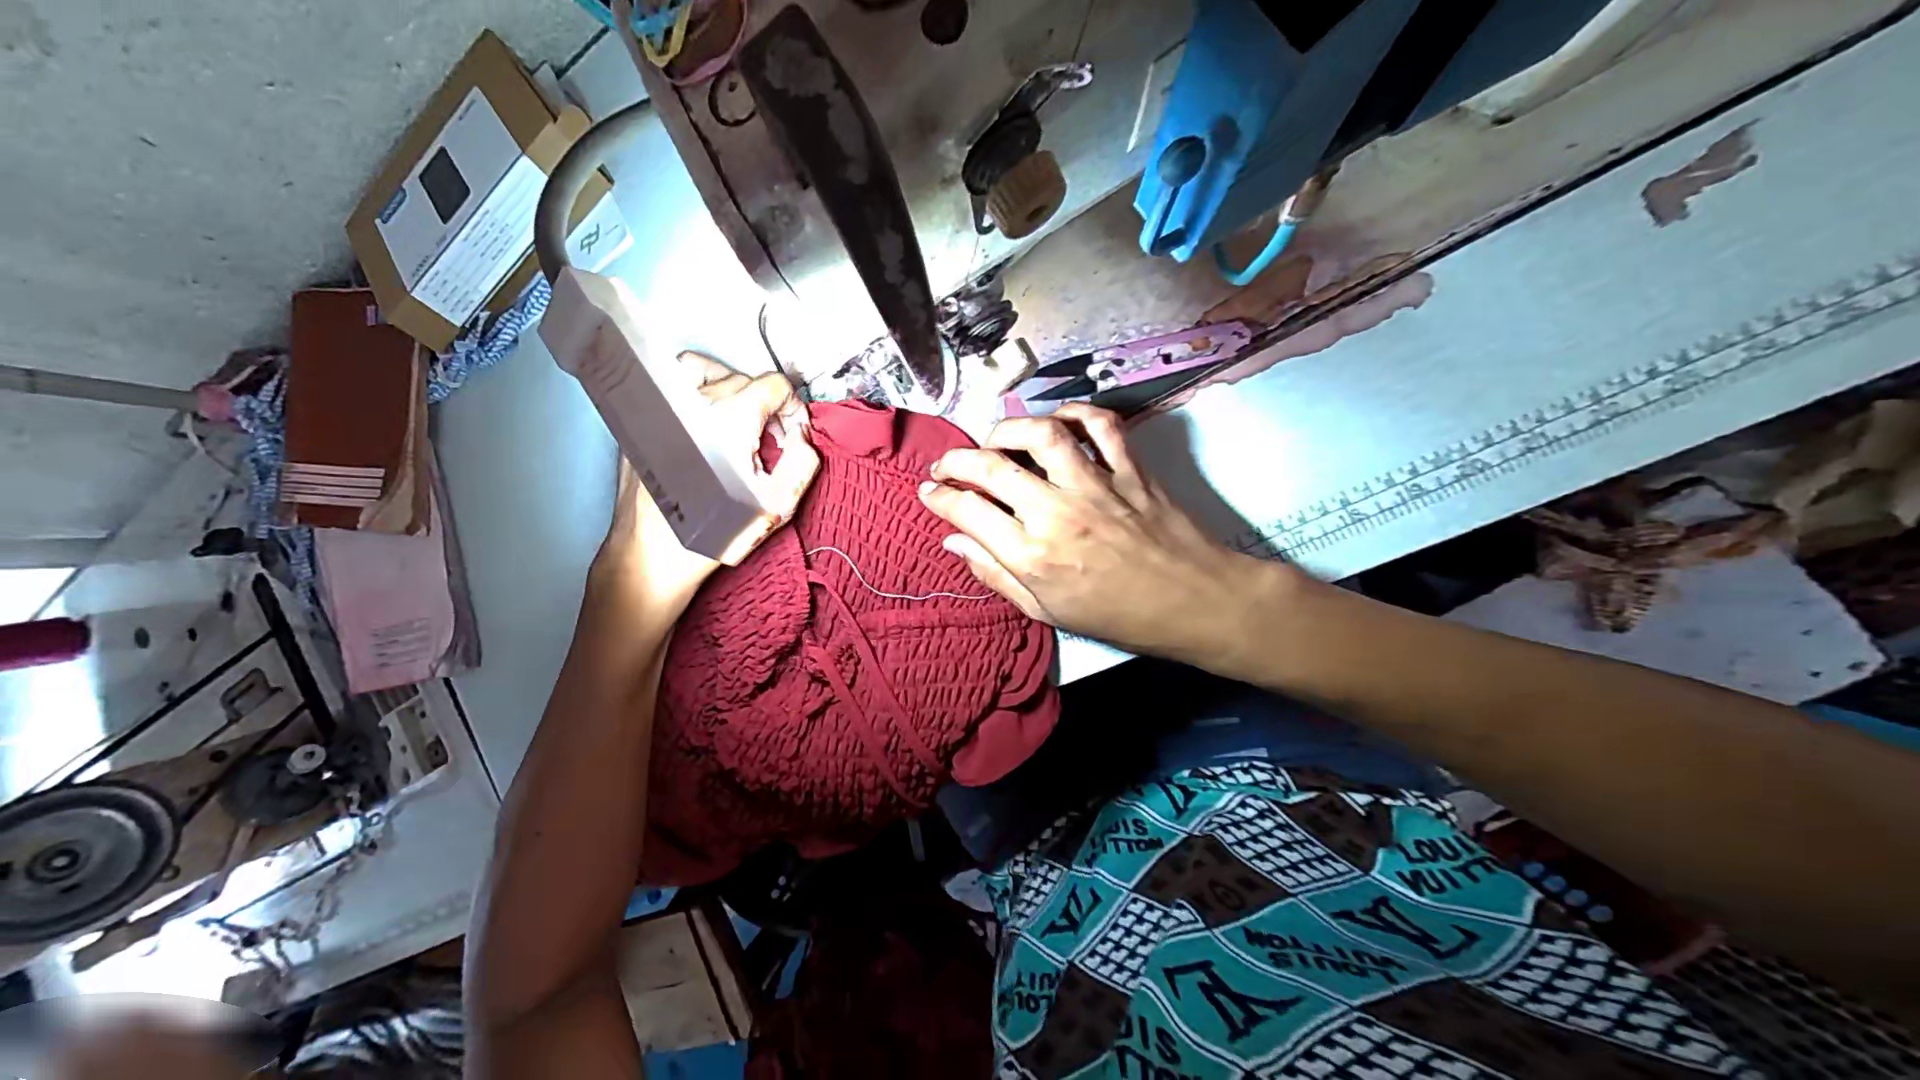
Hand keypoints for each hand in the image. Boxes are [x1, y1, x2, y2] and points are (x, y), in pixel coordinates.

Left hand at [589, 353, 817, 618]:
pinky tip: (705, 422)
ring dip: (732, 388)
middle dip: (767, 407)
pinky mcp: (643, 418)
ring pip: (707, 371)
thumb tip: (802, 436)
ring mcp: (663, 407)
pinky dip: (696, 392)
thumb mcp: (776, 505)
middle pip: (745, 380)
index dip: (793, 408)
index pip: (775, 385)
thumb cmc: (712, 533)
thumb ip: (803, 463)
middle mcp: (694, 404)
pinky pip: (673, 386)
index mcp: (730, 419)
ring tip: (739, 421)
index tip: (793, 432)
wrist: (654, 554)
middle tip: (770, 441)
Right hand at [918, 404, 1303, 664]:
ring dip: (1009, 428)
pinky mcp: (1130, 469)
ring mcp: (1097, 486)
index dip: (940, 497)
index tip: (930, 491)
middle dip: (956, 460)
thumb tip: (955, 543)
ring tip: (997, 440)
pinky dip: (1078, 414)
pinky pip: (1101, 426)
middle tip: (946, 464)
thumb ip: (996, 575)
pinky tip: (1059, 422)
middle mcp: (1058, 513)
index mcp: (1033, 556)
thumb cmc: (1118, 617)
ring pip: (1042, 434)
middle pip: (992, 466)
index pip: (968, 511)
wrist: (1194, 605)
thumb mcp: (1047, 611)